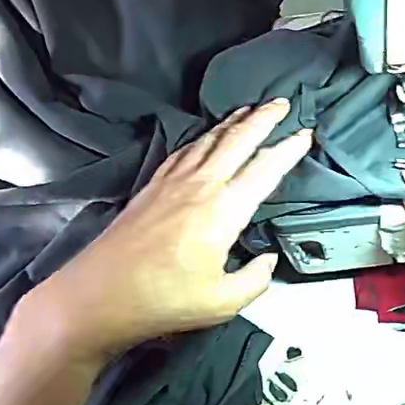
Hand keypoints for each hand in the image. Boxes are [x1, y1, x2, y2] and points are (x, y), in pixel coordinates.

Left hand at [17, 100, 311, 360]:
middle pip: (237, 140)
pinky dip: (203, 137)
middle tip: (282, 103)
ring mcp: (172, 183)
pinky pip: (184, 151)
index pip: (265, 170)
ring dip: (233, 121)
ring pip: (209, 140)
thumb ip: (255, 279)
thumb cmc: (162, 300)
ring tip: (250, 110)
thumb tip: (266, 260)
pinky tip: (206, 137)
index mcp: (224, 212)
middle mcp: (200, 187)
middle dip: (263, 118)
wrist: (100, 295)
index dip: (288, 149)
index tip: (305, 134)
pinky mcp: (152, 187)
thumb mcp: (223, 302)